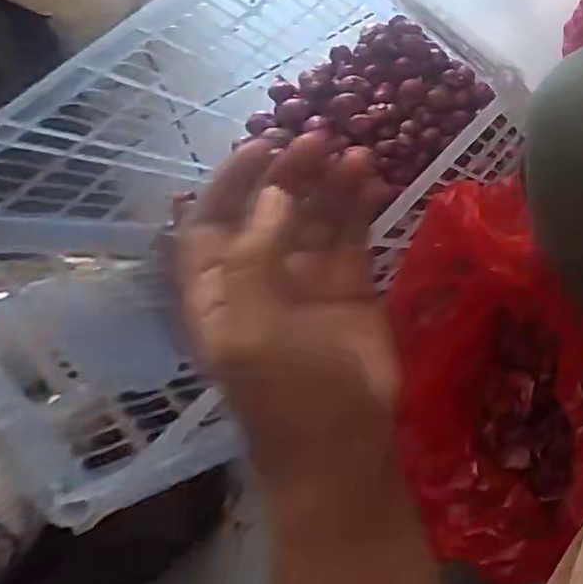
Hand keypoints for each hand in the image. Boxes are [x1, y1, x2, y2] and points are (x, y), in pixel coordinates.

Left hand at [175, 132, 396, 479]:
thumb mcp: (252, 332)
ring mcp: (308, 278)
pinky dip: (360, 202)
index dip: (231, 182)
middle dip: (290, 172)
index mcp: (219, 292)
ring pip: (314, 215)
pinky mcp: (351, 281)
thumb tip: (277, 191)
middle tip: (320, 140)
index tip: (264, 144)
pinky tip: (372, 178)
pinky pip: (352, 231)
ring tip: (356, 152)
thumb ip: (255, 257)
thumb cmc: (286, 394)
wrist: (347, 443)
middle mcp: (261, 277)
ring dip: (330, 181)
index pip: (210, 223)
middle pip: (269, 210)